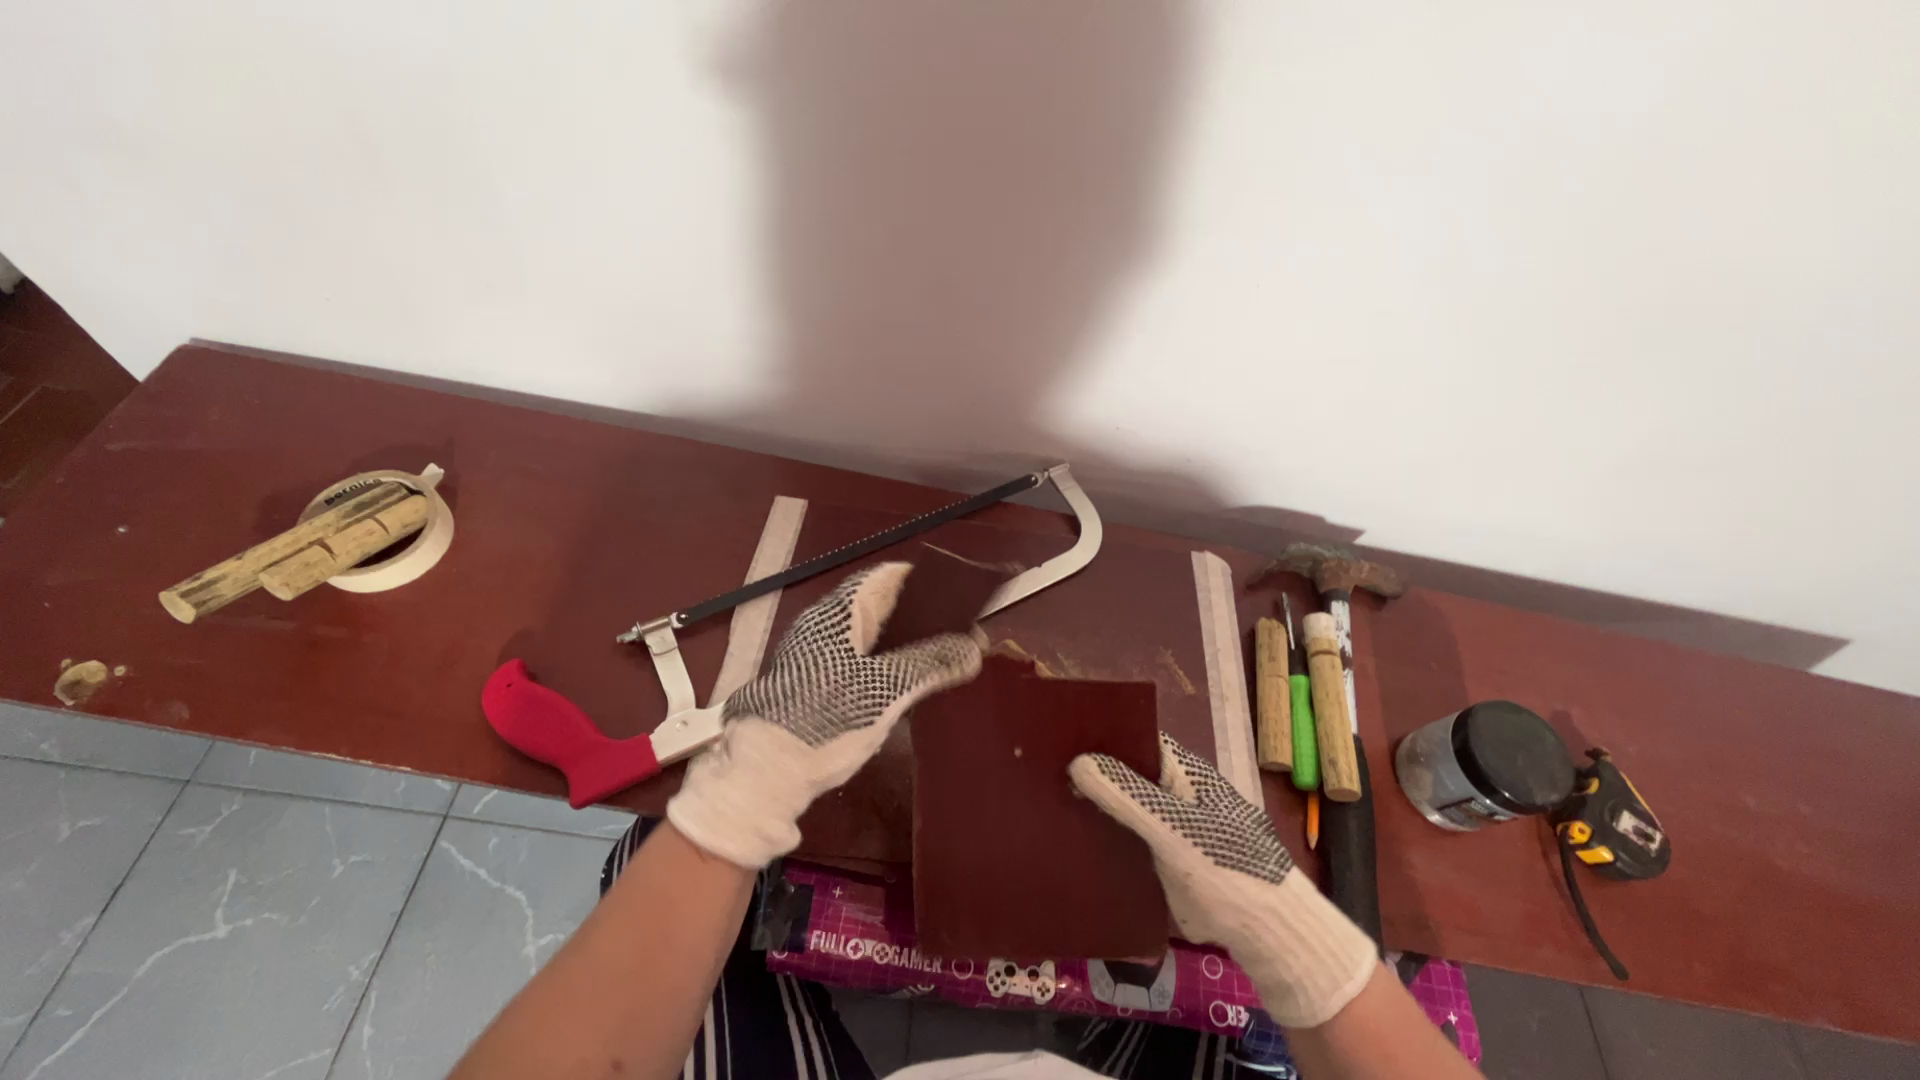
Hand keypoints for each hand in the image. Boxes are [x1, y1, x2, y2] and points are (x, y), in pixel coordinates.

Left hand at [667, 563, 982, 868]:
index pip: (885, 578)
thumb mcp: (885, 690)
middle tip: (962, 633)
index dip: (923, 581)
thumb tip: (974, 646)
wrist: (763, 775)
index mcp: (837, 614)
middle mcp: (824, 627)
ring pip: (870, 638)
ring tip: (945, 659)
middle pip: (880, 607)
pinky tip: (909, 687)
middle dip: (921, 617)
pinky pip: (860, 663)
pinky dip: (888, 667)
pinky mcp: (815, 686)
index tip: (959, 597)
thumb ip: (930, 664)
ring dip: (906, 645)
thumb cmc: (824, 720)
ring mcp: (816, 657)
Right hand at [1070, 734, 1377, 1027]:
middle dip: (1089, 774)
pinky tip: (1065, 843)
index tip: (1058, 735)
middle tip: (1039, 773)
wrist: (1264, 934)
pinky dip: (1101, 841)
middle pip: (1124, 775)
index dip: (1102, 735)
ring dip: (1091, 809)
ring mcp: (1167, 828)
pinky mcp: (1160, 862)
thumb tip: (1077, 762)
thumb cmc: (1227, 868)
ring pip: (1121, 810)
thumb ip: (1127, 797)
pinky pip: (1124, 842)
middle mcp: (1174, 794)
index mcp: (1184, 773)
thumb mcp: (1173, 829)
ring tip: (1042, 803)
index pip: (1137, 739)